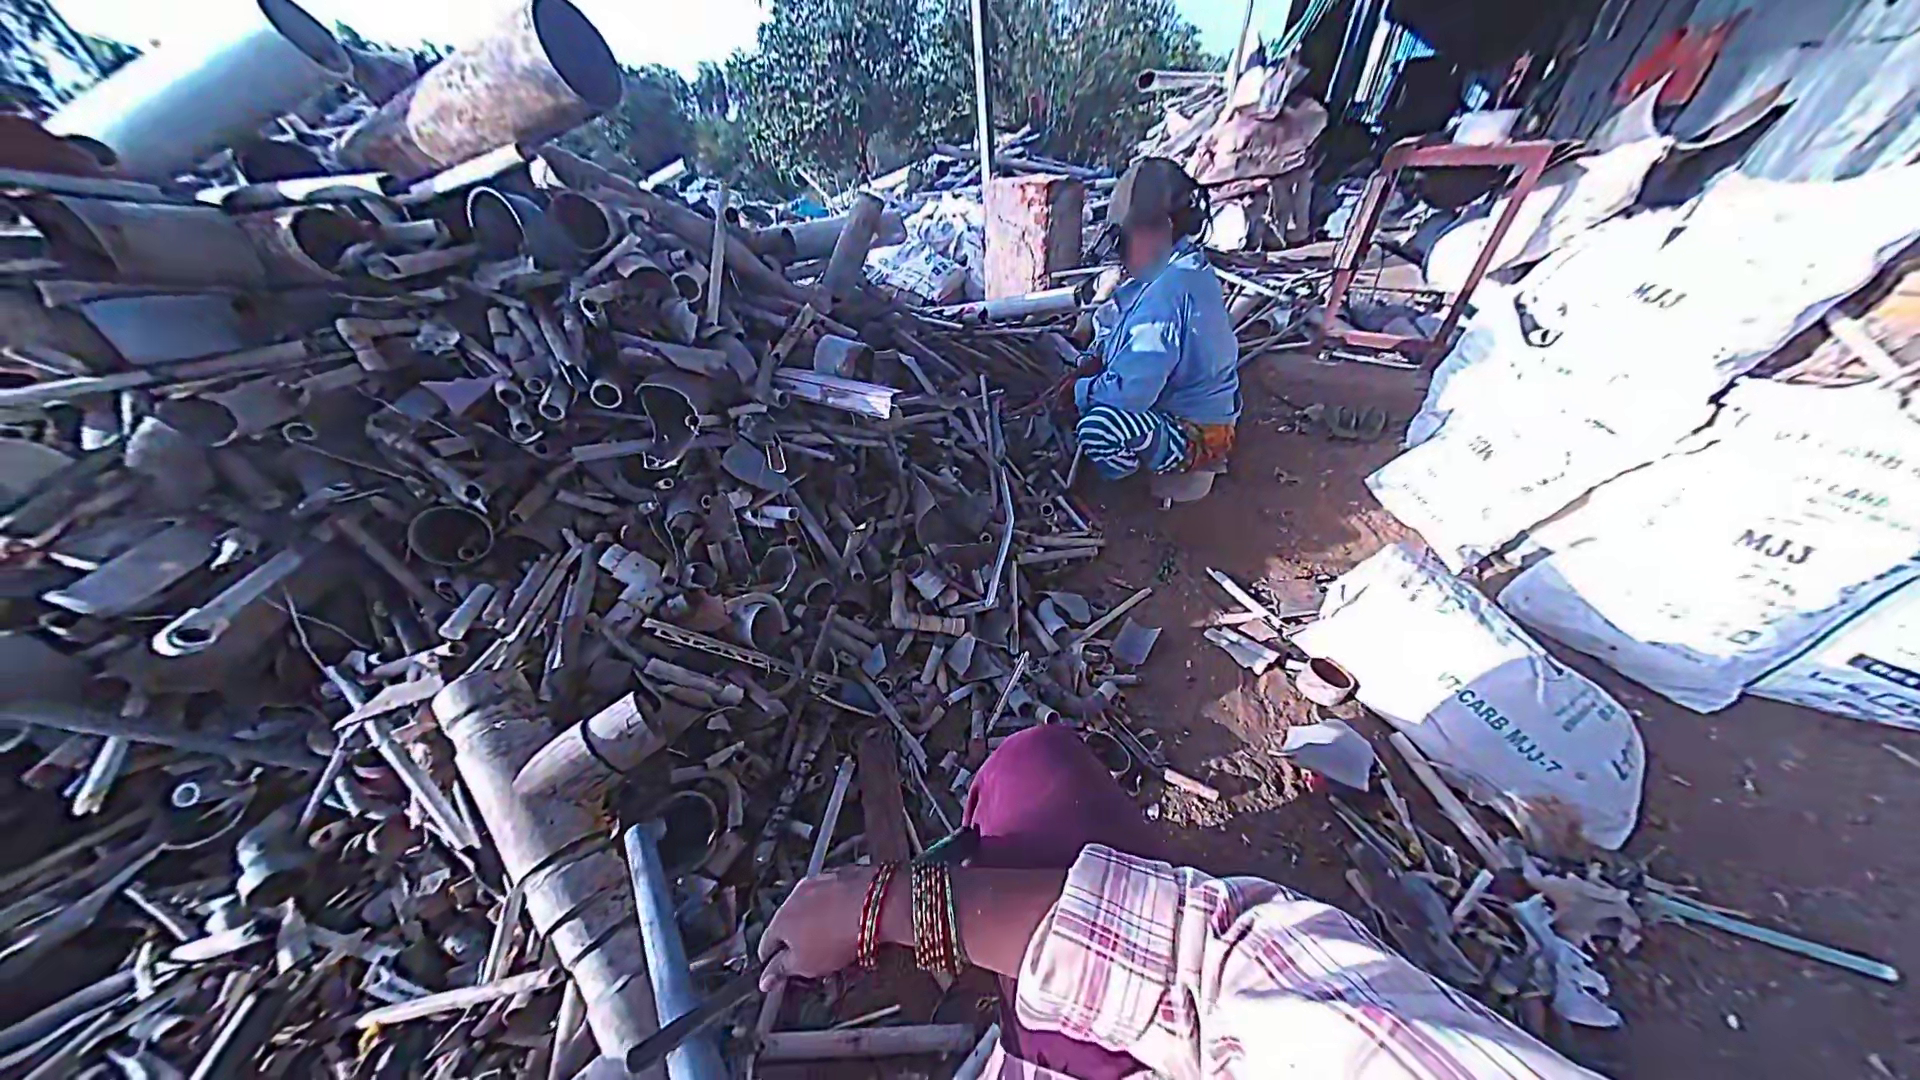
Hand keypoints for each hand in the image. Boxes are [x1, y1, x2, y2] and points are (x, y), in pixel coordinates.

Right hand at [756, 865, 889, 990]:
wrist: (874, 903)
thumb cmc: (836, 937)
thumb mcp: (805, 965)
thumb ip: (781, 970)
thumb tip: (765, 978)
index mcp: (781, 918)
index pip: (766, 944)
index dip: (771, 963)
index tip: (778, 974)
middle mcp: (796, 894)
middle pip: (789, 923)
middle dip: (796, 941)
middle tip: (809, 959)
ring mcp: (819, 879)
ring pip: (810, 906)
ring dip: (815, 922)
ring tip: (831, 940)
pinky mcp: (841, 872)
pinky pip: (830, 894)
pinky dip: (832, 906)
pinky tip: (845, 918)